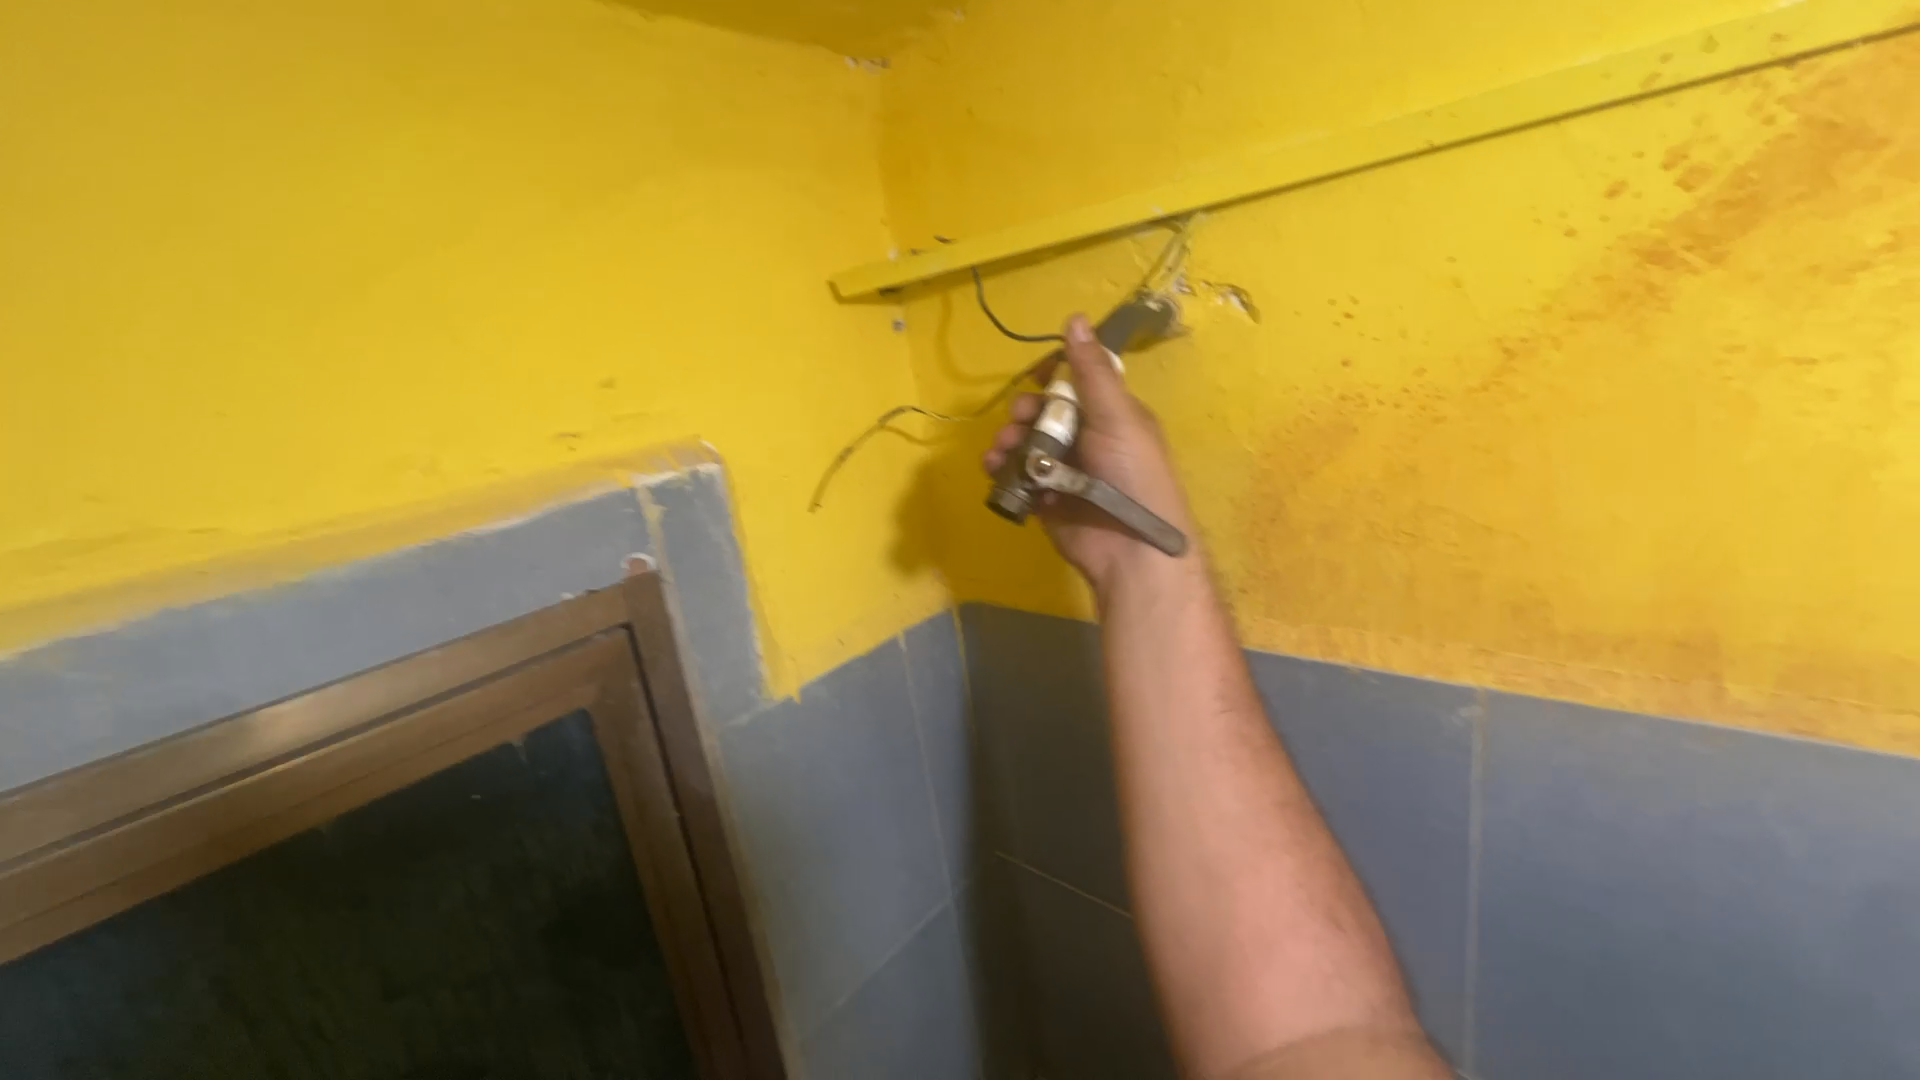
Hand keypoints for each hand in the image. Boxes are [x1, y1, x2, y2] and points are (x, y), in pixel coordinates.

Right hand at [982, 314, 1197, 595]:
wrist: (1128, 548)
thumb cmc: (1131, 474)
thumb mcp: (1116, 415)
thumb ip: (1092, 370)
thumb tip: (1075, 317)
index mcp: (1112, 415)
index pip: (1079, 381)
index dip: (1056, 373)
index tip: (1038, 374)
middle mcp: (1089, 438)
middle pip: (1046, 412)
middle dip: (1026, 412)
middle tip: (1019, 420)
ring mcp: (1065, 471)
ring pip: (1027, 443)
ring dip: (1009, 441)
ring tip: (1001, 452)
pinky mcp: (1047, 499)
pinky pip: (1018, 476)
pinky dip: (1003, 470)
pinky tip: (995, 469)